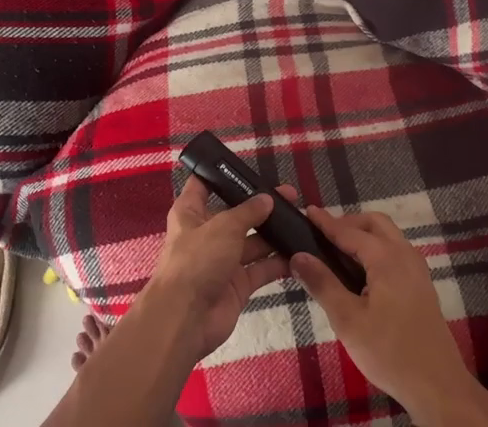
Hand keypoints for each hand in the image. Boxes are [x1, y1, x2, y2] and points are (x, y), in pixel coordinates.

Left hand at [134, 177, 289, 362]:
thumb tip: (266, 200)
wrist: (186, 318)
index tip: (247, 168)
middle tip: (291, 197)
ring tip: (300, 220)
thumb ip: (248, 212)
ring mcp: (223, 261)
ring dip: (274, 234)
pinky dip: (277, 263)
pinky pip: (261, 269)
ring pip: (252, 242)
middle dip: (261, 207)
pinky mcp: (237, 285)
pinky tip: (299, 253)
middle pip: (237, 214)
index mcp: (191, 213)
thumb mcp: (224, 227)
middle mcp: (207, 234)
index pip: (203, 185)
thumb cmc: (197, 260)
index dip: (221, 175)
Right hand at [291, 206, 487, 425]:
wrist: (437, 385)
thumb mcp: (348, 320)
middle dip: (348, 223)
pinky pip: (396, 252)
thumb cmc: (389, 352)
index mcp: (387, 258)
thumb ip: (322, 284)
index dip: (326, 222)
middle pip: (375, 224)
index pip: (350, 231)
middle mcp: (405, 255)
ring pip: (388, 236)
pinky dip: (376, 249)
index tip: (307, 211)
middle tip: (324, 236)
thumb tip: (298, 256)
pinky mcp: (422, 285)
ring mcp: (418, 270)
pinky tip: (363, 273)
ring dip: (364, 235)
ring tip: (339, 253)